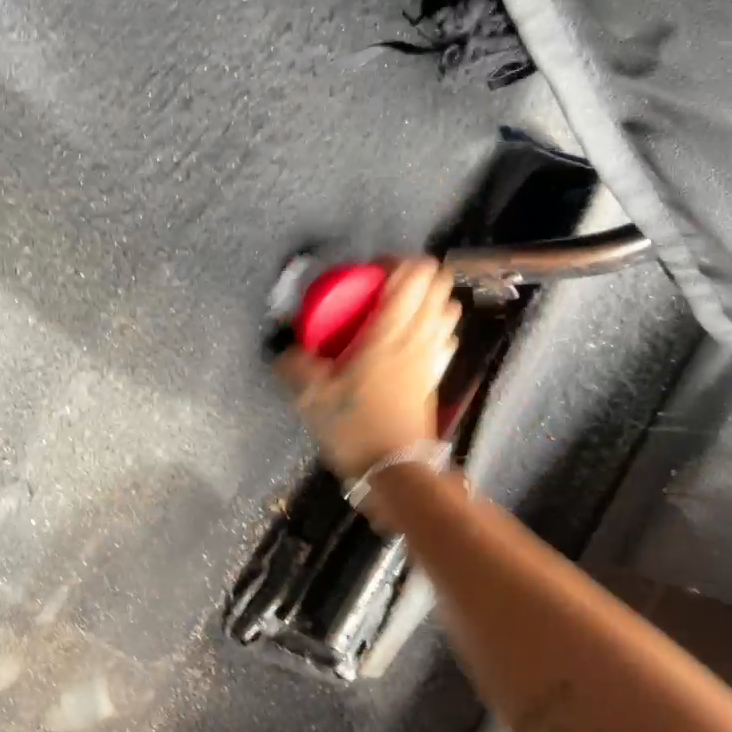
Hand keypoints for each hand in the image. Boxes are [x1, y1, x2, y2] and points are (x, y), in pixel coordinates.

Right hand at [274, 256, 460, 478]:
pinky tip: (411, 340)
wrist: (394, 469)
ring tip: (397, 310)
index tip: (370, 269)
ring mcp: (433, 357)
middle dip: (414, 276)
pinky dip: (432, 327)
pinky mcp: (436, 377)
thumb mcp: (312, 397)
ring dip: (426, 301)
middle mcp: (419, 338)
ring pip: (446, 309)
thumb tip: (286, 353)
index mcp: (390, 333)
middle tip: (382, 287)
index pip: (413, 275)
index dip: (397, 261)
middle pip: (436, 285)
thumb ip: (295, 367)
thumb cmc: (355, 428)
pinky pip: (443, 337)